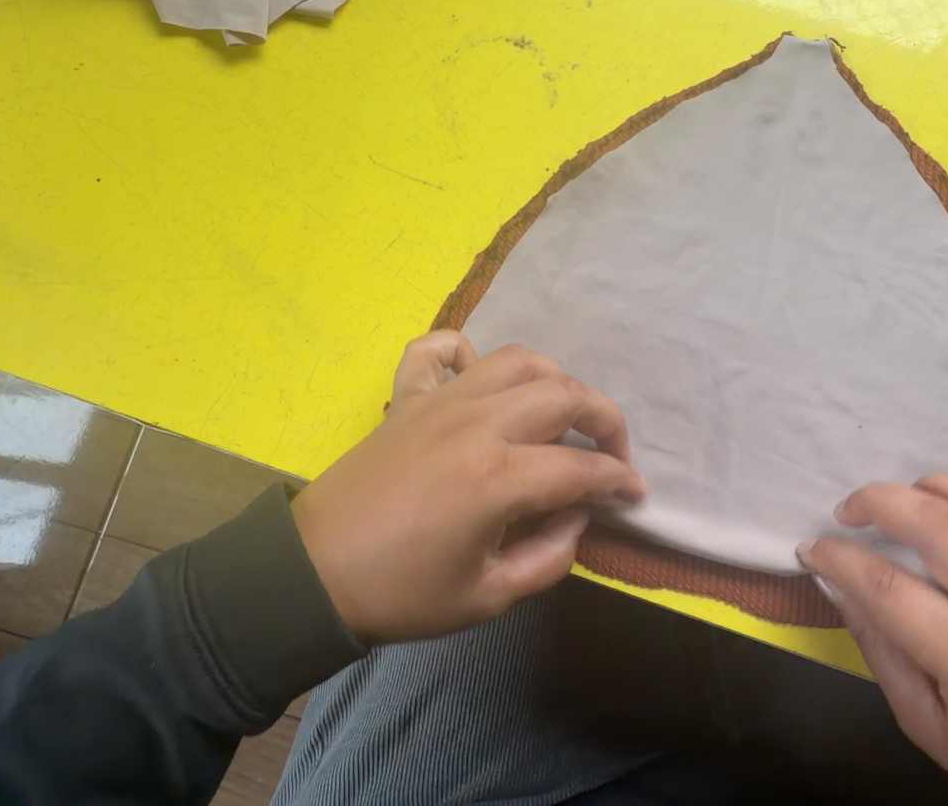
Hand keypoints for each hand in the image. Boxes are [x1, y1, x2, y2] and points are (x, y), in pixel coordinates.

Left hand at [291, 331, 646, 643]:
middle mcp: (477, 423)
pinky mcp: (407, 398)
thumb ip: (550, 556)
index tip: (634, 494)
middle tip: (611, 452)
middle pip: (563, 395)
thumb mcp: (488, 597)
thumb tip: (577, 515)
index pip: (581, 468)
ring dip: (552, 380)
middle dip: (604, 419)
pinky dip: (464, 350)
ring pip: (516, 360)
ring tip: (560, 413)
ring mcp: (440, 400)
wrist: (313, 574)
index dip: (618, 480)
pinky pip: (437, 350)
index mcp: (498, 477)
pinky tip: (478, 375)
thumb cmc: (402, 594)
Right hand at [799, 475, 947, 805]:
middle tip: (846, 511)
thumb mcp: (929, 729)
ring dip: (929, 485)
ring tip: (896, 498)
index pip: (891, 589)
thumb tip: (841, 587)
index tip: (812, 549)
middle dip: (878, 502)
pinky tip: (944, 503)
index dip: (840, 560)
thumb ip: (881, 653)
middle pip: (940, 526)